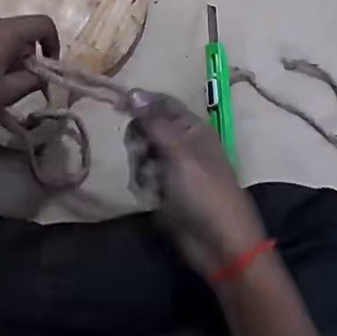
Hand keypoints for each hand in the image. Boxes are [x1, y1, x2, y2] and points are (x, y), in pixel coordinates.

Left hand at [0, 14, 58, 132]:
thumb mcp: (7, 93)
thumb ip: (33, 80)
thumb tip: (45, 75)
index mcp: (6, 31)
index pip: (43, 24)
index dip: (53, 43)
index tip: (48, 67)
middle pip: (22, 29)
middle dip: (29, 52)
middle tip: (21, 80)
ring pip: (3, 33)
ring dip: (10, 52)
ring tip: (0, 79)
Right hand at [124, 92, 267, 278]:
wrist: (219, 243)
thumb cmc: (204, 191)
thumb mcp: (179, 152)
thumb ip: (153, 122)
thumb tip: (132, 92)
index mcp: (192, 128)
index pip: (161, 103)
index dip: (140, 102)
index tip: (117, 106)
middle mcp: (181, 144)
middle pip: (145, 129)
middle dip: (139, 141)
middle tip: (142, 153)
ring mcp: (172, 169)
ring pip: (140, 155)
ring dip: (140, 167)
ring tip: (152, 183)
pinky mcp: (163, 192)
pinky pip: (142, 179)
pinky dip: (144, 186)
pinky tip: (152, 197)